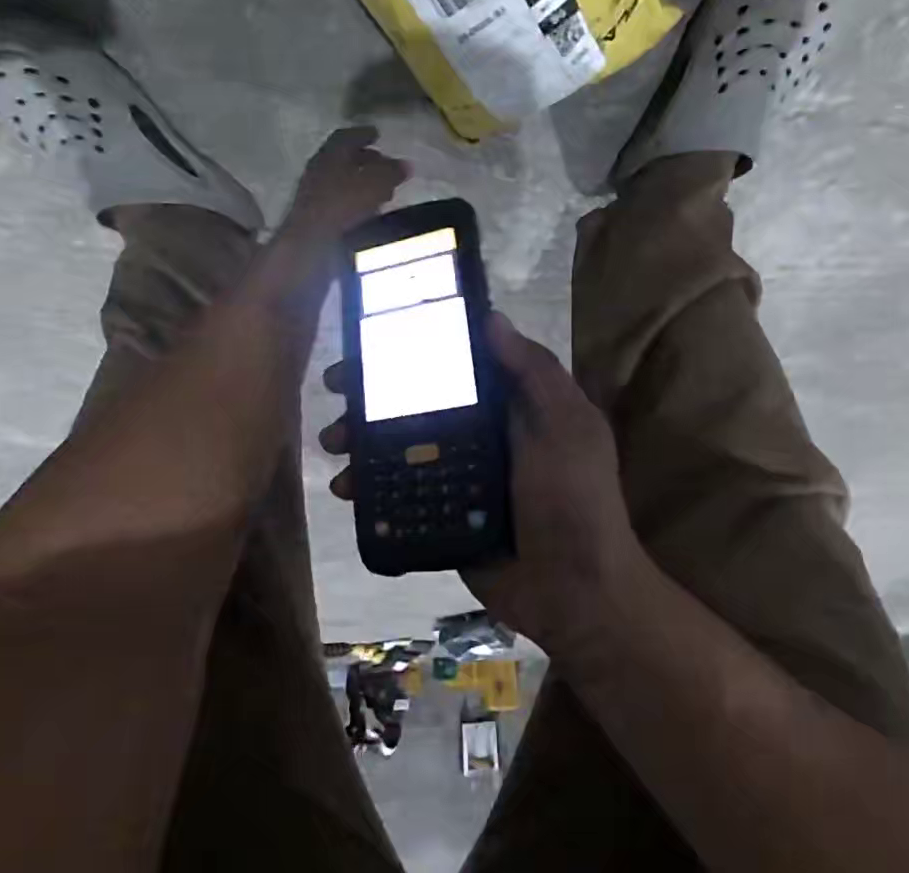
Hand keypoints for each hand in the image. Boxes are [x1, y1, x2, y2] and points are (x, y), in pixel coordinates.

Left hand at [279, 126, 408, 242]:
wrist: (312, 238)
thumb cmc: (346, 202)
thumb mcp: (377, 183)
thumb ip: (392, 172)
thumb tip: (406, 164)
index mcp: (332, 152)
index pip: (347, 135)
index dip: (363, 133)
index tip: (377, 134)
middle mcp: (319, 166)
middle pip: (342, 157)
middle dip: (363, 158)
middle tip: (381, 161)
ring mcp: (312, 190)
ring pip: (339, 177)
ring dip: (358, 179)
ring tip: (379, 187)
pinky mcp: (313, 212)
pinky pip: (337, 196)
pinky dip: (352, 196)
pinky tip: (366, 207)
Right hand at [319, 313, 647, 647]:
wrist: (575, 591)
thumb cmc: (574, 498)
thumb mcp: (567, 426)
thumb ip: (535, 373)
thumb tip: (492, 318)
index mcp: (515, 406)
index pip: (460, 365)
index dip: (418, 350)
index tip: (375, 341)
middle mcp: (486, 435)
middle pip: (422, 405)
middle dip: (377, 396)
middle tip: (336, 392)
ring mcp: (463, 479)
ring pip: (404, 449)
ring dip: (364, 441)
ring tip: (333, 443)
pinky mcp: (446, 518)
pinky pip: (403, 495)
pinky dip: (372, 489)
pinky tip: (346, 490)